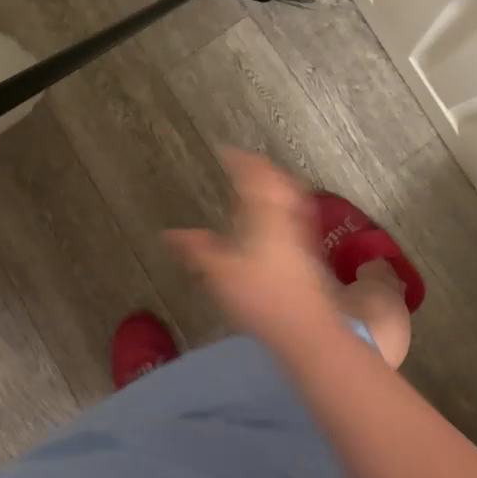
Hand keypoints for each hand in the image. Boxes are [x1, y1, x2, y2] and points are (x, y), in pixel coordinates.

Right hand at [166, 148, 342, 346]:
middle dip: (262, 168)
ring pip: (291, 195)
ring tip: (263, 184)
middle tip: (246, 164)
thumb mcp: (218, 272)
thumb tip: (166, 234)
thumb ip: (195, 249)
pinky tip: (277, 220)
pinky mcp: (309, 251)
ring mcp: (302, 232)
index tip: (225, 151)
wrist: (305, 326)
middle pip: (278, 180)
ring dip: (276, 184)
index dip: (239, 159)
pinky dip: (285, 204)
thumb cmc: (259, 295)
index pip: (253, 174)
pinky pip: (297, 212)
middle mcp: (286, 214)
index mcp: (264, 211)